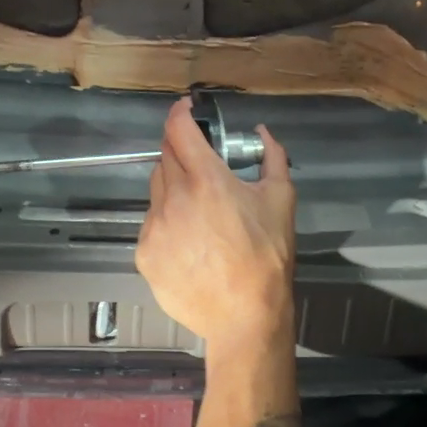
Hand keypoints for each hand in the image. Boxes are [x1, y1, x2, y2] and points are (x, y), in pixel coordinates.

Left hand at [135, 97, 296, 352]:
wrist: (245, 316)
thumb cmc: (267, 255)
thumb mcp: (281, 199)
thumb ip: (272, 156)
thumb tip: (261, 132)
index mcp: (206, 179)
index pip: (178, 129)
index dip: (179, 112)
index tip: (185, 109)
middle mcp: (173, 197)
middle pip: (165, 156)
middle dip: (181, 150)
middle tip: (202, 163)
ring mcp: (154, 227)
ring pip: (156, 189)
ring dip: (173, 185)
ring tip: (198, 207)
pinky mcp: (144, 254)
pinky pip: (151, 223)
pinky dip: (167, 220)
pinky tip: (189, 240)